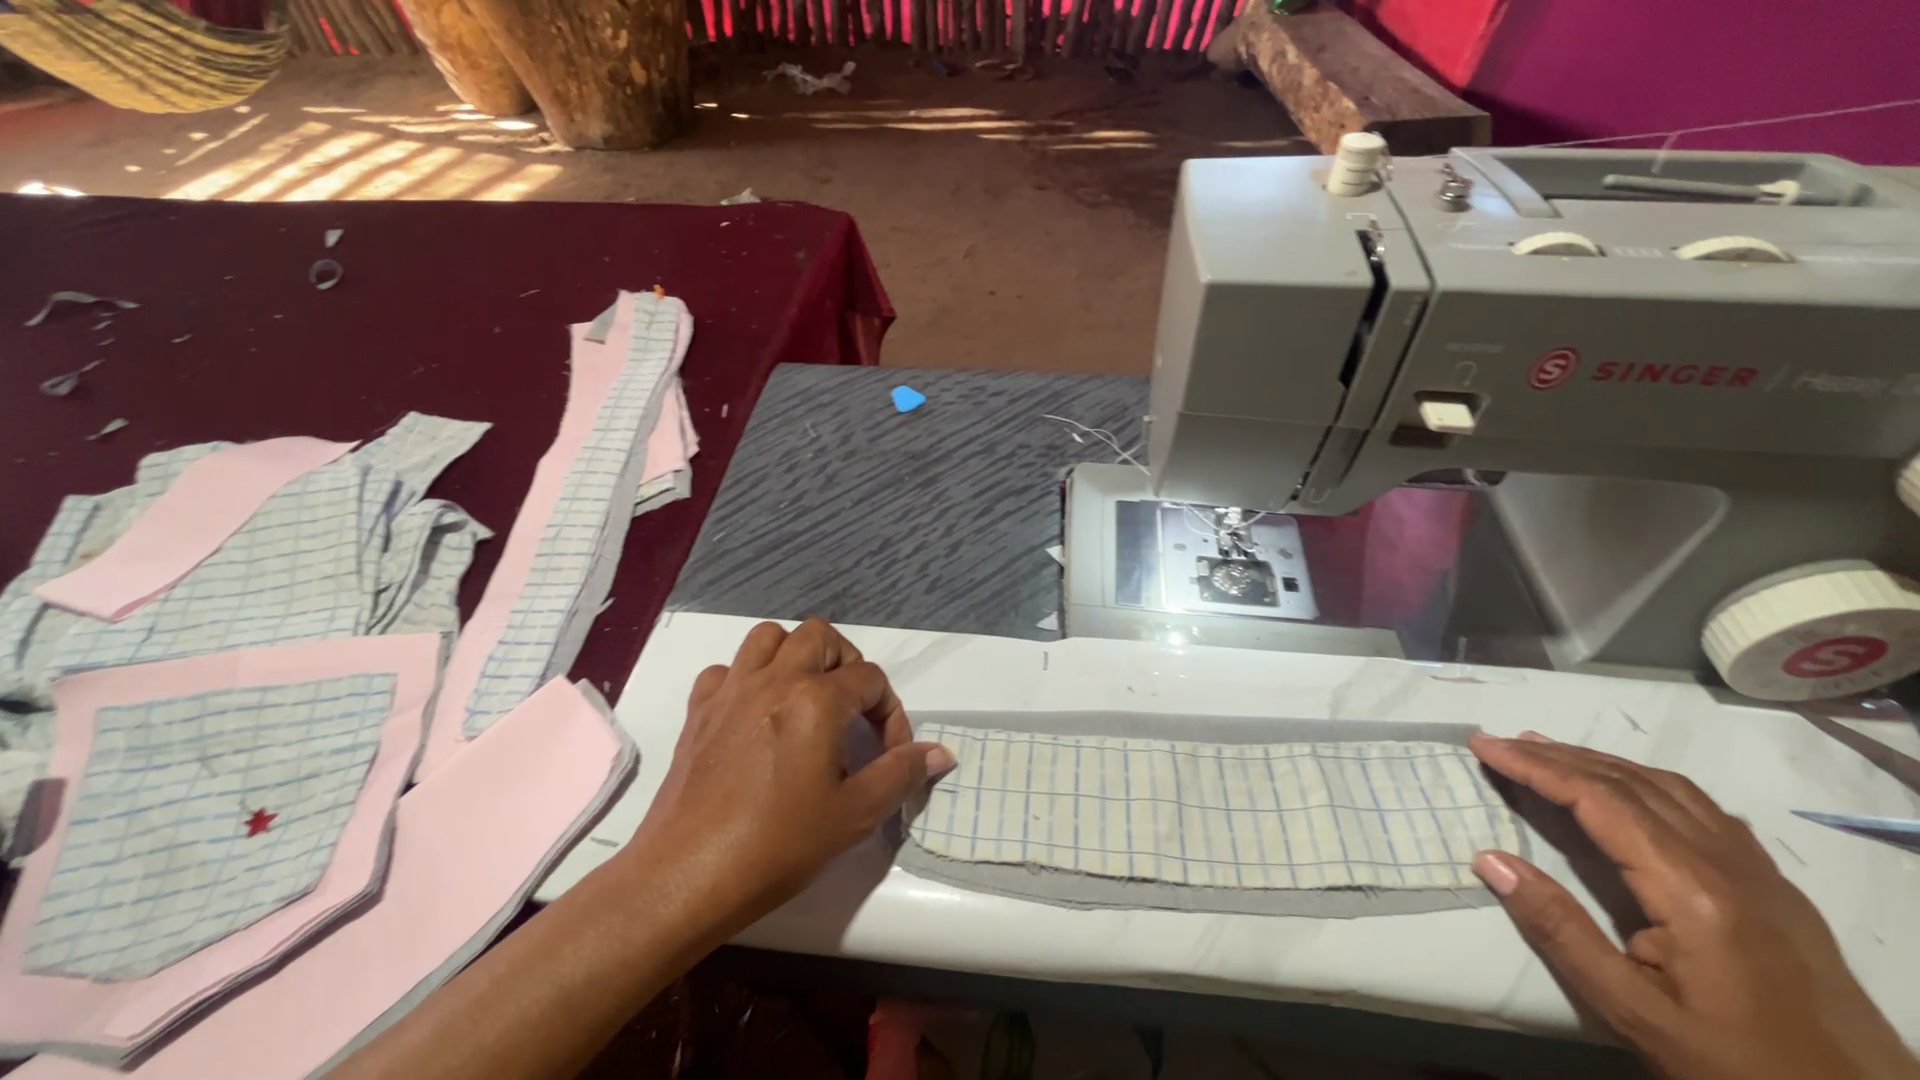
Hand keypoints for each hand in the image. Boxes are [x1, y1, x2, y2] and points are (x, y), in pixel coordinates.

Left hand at [625, 619, 953, 941]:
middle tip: (852, 709)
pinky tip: (756, 716)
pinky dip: (746, 678)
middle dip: (846, 663)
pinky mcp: (699, 711)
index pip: (870, 679)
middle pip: (820, 636)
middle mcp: (774, 680)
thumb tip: (941, 752)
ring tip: (807, 698)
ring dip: (795, 656)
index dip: (890, 712)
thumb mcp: (855, 813)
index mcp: (817, 699)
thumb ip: (901, 773)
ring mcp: (731, 691)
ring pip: (768, 637)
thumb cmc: (780, 844)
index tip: (890, 753)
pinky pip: (726, 669)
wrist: (691, 874)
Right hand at [1470, 733, 1918, 1079]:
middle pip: (1633, 785)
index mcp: (1692, 889)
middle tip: (1502, 742)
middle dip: (1560, 757)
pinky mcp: (1776, 888)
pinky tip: (1629, 793)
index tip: (1485, 746)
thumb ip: (1560, 930)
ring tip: (1550, 753)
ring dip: (1604, 764)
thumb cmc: (1733, 1063)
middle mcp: (1729, 863)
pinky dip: (1648, 785)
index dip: (1537, 767)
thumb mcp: (1631, 1009)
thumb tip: (1491, 860)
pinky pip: (1704, 811)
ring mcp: (1760, 873)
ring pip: (1672, 790)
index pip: (1600, 801)